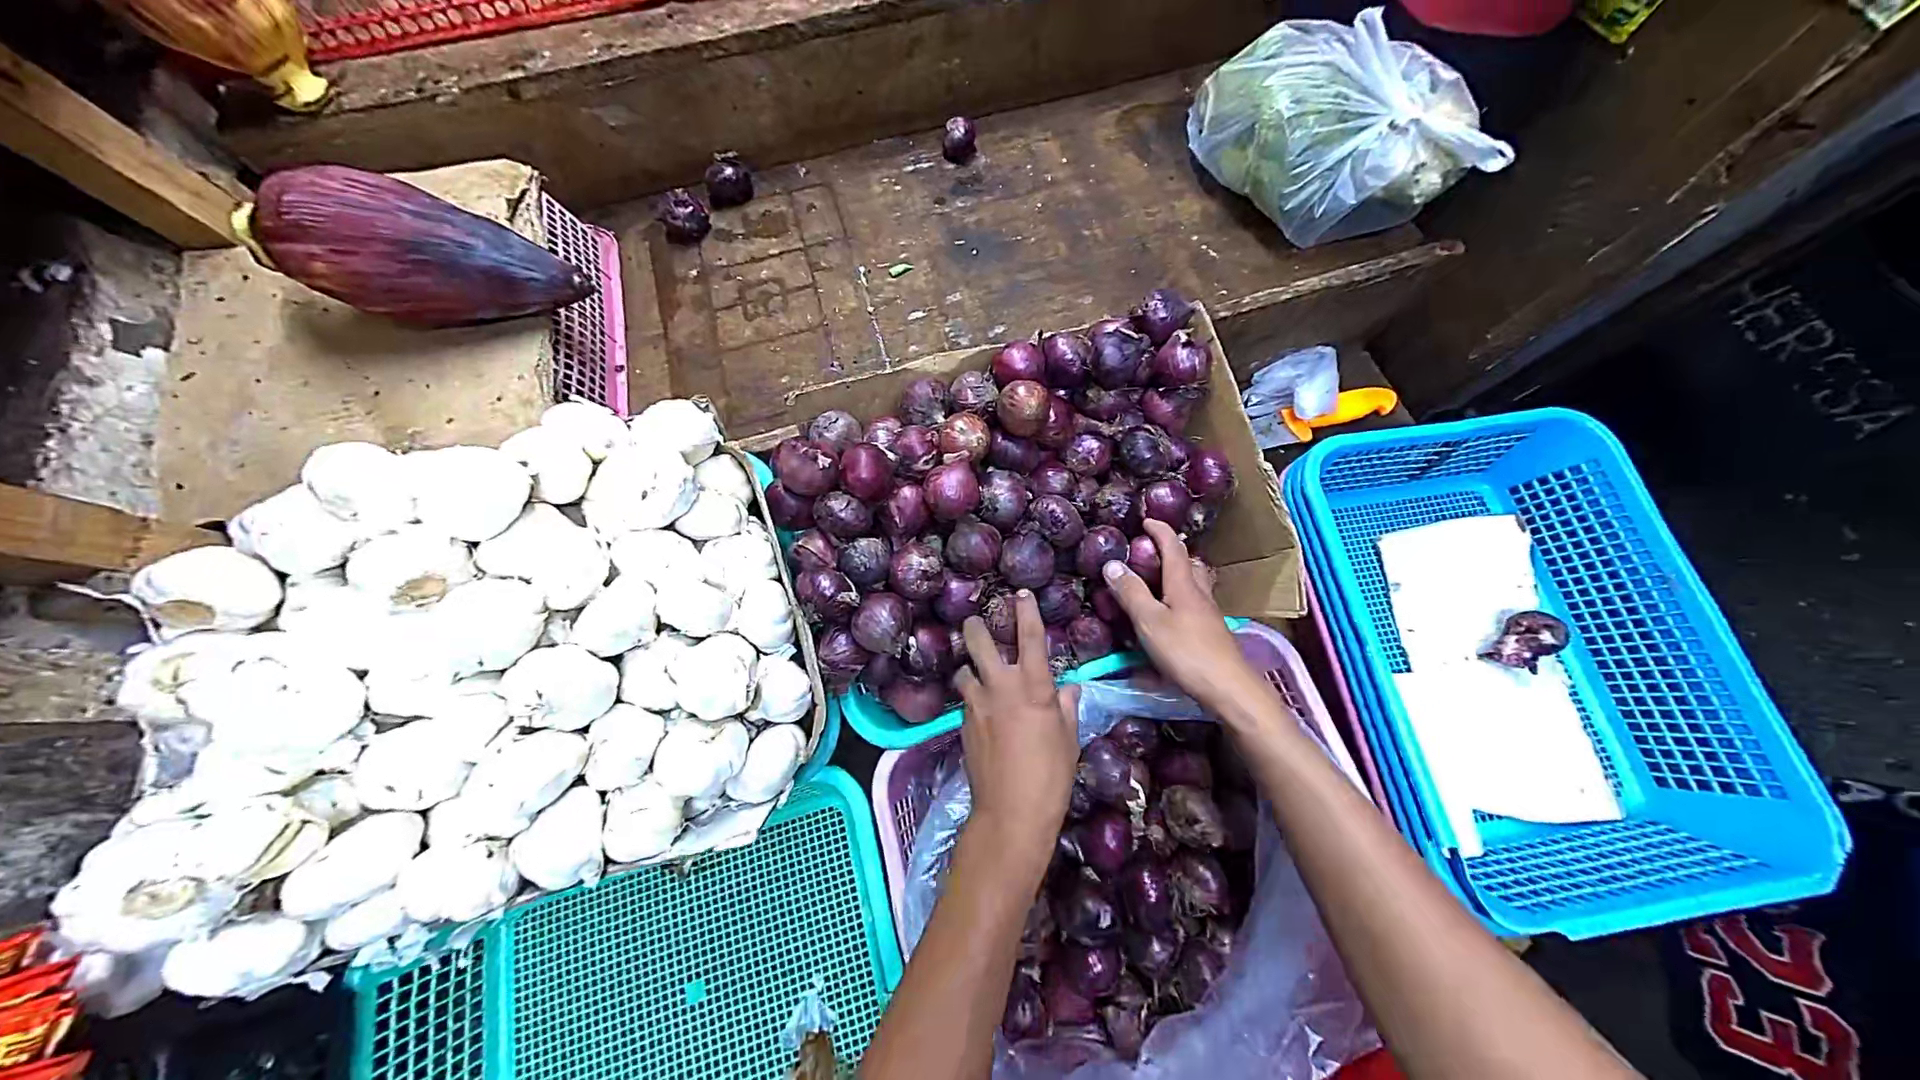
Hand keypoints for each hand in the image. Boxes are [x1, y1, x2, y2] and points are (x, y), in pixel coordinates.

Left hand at [956, 590, 1080, 857]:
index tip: (1020, 594)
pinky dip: (971, 699)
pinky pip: (965, 701)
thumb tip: (1069, 687)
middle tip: (973, 620)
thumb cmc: (1051, 775)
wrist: (1011, 812)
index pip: (1030, 637)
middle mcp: (1001, 688)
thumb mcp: (1068, 739)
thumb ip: (1067, 707)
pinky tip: (981, 712)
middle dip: (974, 626)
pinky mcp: (962, 724)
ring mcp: (977, 705)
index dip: (1026, 611)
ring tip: (975, 673)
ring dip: (969, 668)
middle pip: (980, 643)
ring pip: (964, 671)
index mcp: (1034, 687)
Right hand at [1101, 519, 1267, 720]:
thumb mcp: (1149, 621)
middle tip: (1152, 552)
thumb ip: (1131, 593)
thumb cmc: (1186, 651)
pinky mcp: (1211, 633)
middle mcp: (1200, 594)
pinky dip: (1180, 599)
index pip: (1173, 548)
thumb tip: (1113, 564)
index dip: (1160, 532)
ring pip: (1195, 585)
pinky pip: (1194, 605)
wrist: (1228, 688)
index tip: (1146, 521)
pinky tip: (1170, 614)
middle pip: (1190, 564)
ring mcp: (1209, 615)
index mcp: (1184, 584)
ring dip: (1179, 576)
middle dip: (1173, 552)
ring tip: (1158, 580)